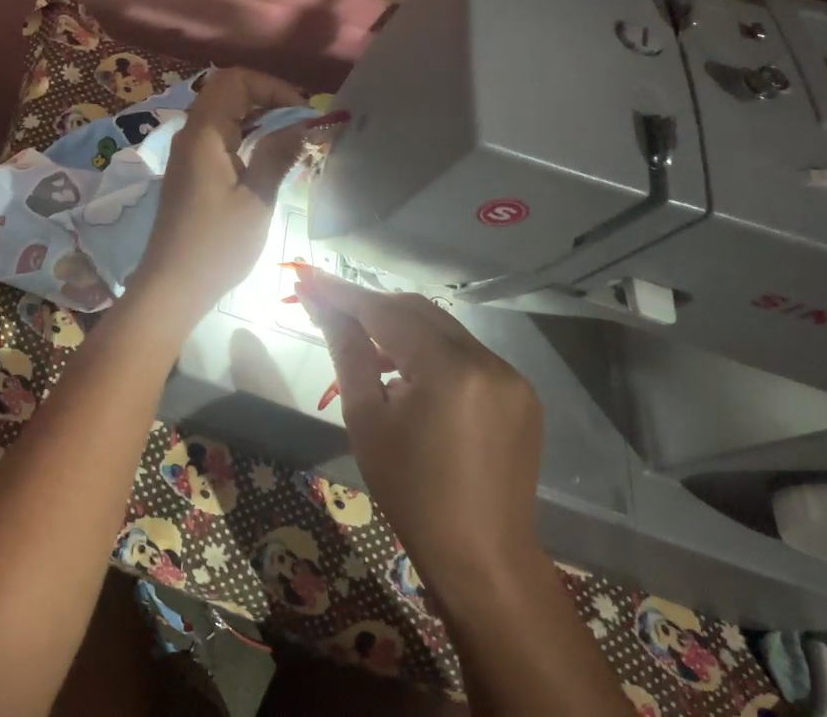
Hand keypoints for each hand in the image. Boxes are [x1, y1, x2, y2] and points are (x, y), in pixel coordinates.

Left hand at [134, 68, 308, 318]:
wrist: (172, 284)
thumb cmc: (216, 244)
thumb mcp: (257, 198)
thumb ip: (278, 153)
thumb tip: (304, 122)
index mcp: (202, 134)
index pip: (234, 80)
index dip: (272, 86)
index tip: (303, 112)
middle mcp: (188, 136)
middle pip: (227, 93)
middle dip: (268, 99)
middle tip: (303, 124)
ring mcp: (185, 154)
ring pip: (223, 116)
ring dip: (258, 119)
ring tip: (293, 140)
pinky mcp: (189, 172)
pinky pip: (217, 138)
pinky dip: (244, 137)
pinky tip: (268, 157)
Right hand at [293, 269, 544, 592]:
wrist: (479, 551)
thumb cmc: (408, 487)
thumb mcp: (365, 416)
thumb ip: (347, 351)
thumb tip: (322, 306)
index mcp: (450, 368)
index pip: (385, 312)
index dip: (342, 293)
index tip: (305, 277)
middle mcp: (489, 362)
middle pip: (418, 312)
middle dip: (370, 306)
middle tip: (326, 309)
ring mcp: (512, 378)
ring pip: (443, 331)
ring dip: (400, 329)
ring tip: (361, 346)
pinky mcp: (520, 396)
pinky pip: (465, 356)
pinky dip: (429, 353)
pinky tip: (405, 375)